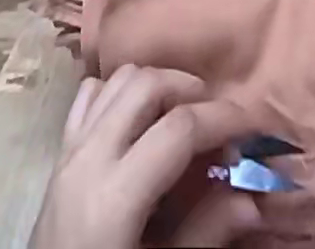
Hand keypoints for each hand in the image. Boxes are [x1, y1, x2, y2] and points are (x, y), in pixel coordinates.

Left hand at [29, 64, 260, 248]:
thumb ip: (205, 233)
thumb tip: (252, 198)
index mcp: (116, 194)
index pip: (178, 129)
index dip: (221, 119)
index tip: (254, 125)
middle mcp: (90, 155)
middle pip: (145, 86)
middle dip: (189, 89)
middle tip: (220, 119)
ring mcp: (70, 147)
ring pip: (117, 80)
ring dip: (157, 83)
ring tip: (186, 112)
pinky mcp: (60, 150)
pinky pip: (90, 95)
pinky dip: (120, 90)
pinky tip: (141, 116)